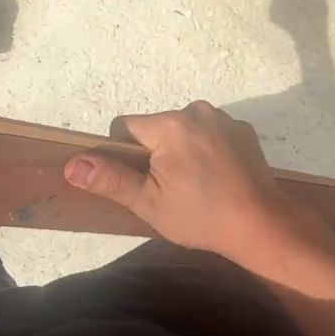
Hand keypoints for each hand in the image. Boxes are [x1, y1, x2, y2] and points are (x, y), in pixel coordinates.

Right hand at [64, 102, 330, 265]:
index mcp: (170, 125)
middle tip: (170, 189)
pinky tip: (218, 178)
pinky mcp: (244, 131)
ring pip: (185, 130)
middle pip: (157, 128)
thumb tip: (74, 164)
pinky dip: (208, 150)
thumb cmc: (200, 216)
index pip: (126, 126)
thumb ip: (110, 179)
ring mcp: (225, 119)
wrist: (260, 224)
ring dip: (182, 150)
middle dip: (155, 153)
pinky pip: (211, 134)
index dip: (123, 153)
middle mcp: (197, 111)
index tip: (139, 180)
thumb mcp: (149, 202)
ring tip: (196, 185)